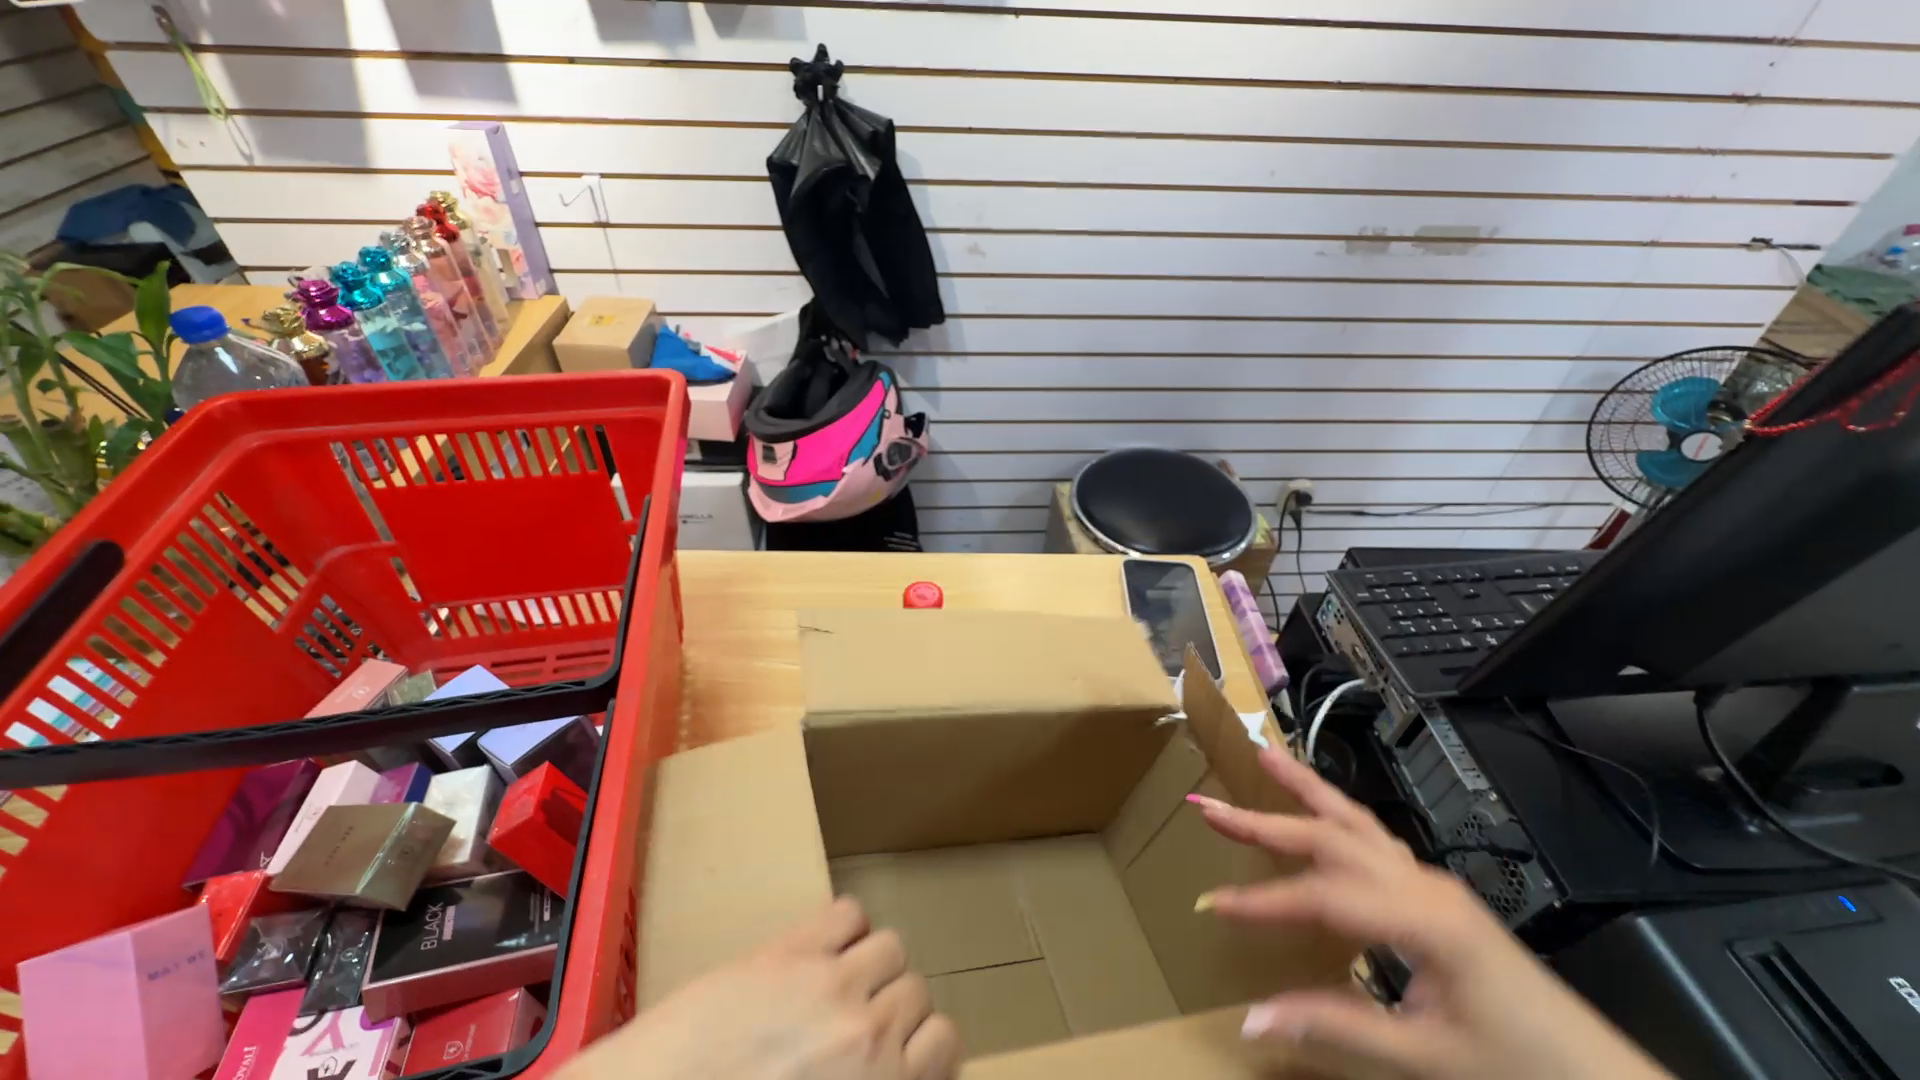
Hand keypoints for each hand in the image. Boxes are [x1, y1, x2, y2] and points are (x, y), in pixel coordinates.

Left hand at [561, 898, 959, 1079]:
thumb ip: (870, 1078)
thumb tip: (888, 1060)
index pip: (946, 1040)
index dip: (924, 1041)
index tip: (901, 1046)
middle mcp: (870, 1034)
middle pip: (917, 989)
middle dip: (893, 1003)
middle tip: (856, 1018)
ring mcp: (832, 987)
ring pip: (891, 945)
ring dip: (871, 962)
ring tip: (838, 978)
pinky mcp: (793, 952)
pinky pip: (849, 912)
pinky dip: (844, 925)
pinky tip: (820, 948)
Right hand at [1189, 746, 1673, 1079]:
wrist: (1599, 1078)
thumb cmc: (1518, 1067)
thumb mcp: (1424, 1057)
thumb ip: (1335, 1028)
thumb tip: (1252, 1020)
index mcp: (1422, 919)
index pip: (1321, 897)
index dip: (1262, 901)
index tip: (1212, 904)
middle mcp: (1424, 885)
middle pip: (1332, 836)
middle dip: (1266, 819)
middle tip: (1208, 804)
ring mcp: (1433, 884)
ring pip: (1358, 822)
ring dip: (1307, 791)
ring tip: (1265, 758)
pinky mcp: (1437, 896)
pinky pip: (1376, 841)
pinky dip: (1336, 816)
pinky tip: (1319, 814)